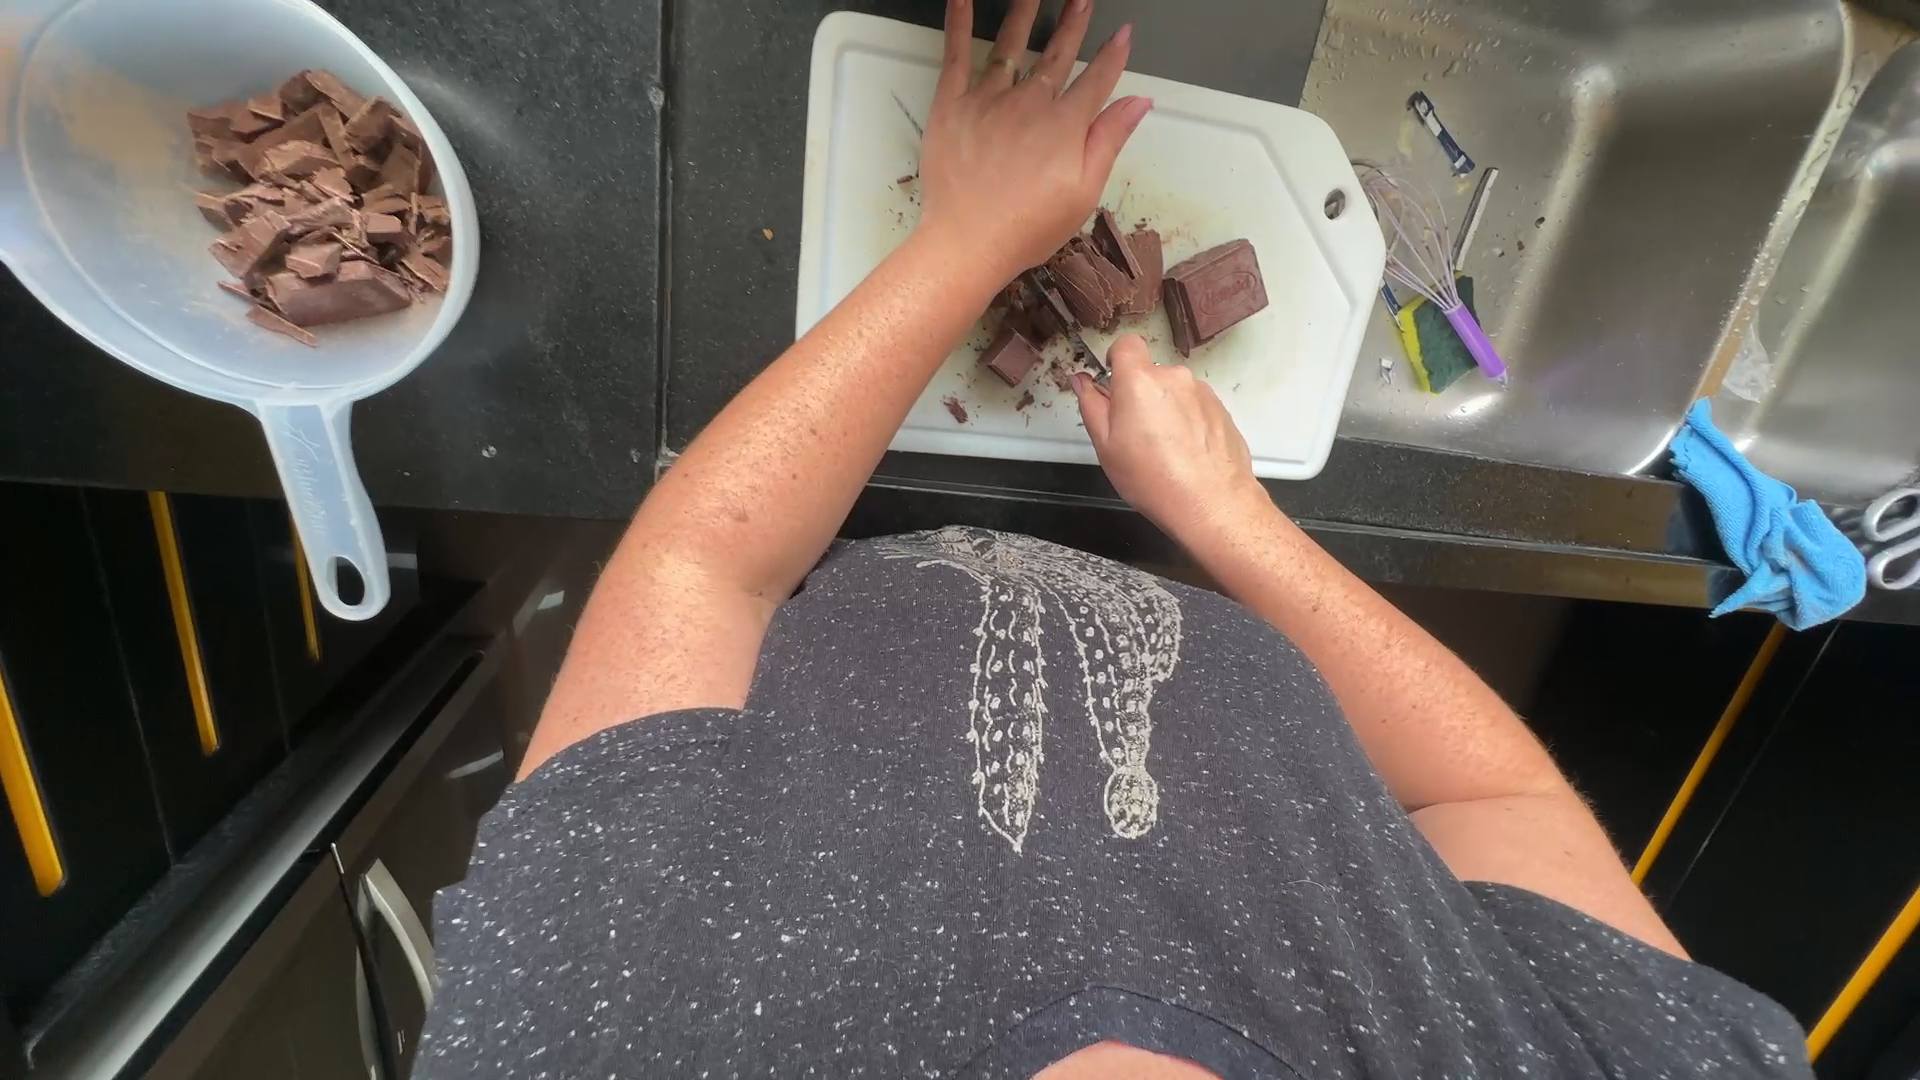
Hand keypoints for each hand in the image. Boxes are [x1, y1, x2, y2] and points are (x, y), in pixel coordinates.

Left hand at [915, 0, 1153, 283]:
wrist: (968, 245)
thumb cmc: (1026, 230)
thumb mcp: (1083, 195)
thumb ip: (1109, 142)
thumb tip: (1139, 102)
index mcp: (1064, 126)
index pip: (1096, 81)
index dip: (1112, 57)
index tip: (1122, 35)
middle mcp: (1029, 103)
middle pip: (1056, 56)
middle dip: (1073, 23)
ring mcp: (988, 101)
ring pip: (1010, 46)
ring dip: (1025, 12)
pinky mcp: (951, 107)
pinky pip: (955, 56)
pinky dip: (959, 23)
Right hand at [1073, 335, 1269, 539]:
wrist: (1210, 502)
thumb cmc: (1153, 478)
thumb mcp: (1106, 445)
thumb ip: (1091, 405)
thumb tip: (1081, 381)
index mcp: (1139, 380)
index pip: (1126, 344)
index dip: (1116, 361)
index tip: (1113, 386)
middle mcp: (1174, 377)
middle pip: (1150, 373)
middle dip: (1139, 395)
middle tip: (1133, 434)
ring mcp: (1201, 392)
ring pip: (1172, 392)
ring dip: (1164, 410)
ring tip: (1161, 450)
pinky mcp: (1220, 409)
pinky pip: (1194, 407)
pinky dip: (1186, 423)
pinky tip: (1182, 454)